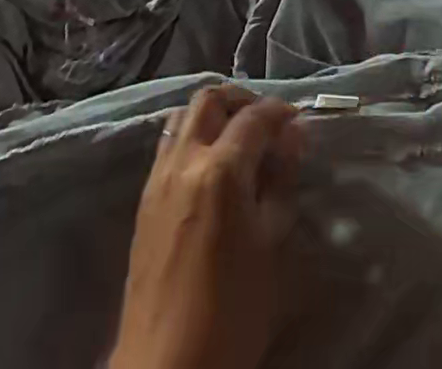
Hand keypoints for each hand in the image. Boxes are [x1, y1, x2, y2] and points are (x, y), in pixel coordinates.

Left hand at [110, 85, 304, 368]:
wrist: (168, 364)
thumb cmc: (233, 309)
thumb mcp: (271, 243)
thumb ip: (281, 181)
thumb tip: (292, 137)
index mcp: (220, 171)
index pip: (254, 117)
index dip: (280, 112)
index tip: (298, 121)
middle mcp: (183, 161)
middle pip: (209, 100)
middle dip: (241, 99)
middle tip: (267, 122)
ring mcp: (157, 177)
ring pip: (182, 117)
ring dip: (213, 115)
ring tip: (239, 140)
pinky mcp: (144, 198)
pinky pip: (169, 145)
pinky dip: (193, 136)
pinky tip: (212, 166)